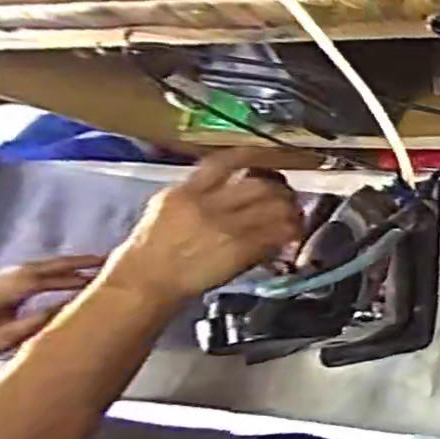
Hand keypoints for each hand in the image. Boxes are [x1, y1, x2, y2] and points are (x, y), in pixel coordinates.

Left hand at [0, 255, 105, 383]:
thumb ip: (34, 324)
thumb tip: (73, 308)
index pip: (34, 281)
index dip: (70, 278)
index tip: (101, 278)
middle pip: (30, 269)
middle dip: (68, 263)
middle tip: (104, 259)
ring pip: (22, 272)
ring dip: (56, 267)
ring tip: (87, 267)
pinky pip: (16, 280)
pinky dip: (43, 276)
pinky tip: (56, 281)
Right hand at [98, 150, 303, 306]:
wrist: (146, 283)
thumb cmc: (156, 249)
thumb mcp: (167, 210)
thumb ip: (201, 193)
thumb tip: (242, 183)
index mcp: (184, 193)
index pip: (223, 163)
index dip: (255, 156)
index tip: (275, 157)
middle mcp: (205, 205)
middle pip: (261, 184)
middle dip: (282, 191)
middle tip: (287, 199)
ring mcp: (226, 226)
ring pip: (278, 206)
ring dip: (293, 211)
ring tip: (292, 217)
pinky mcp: (242, 247)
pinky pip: (281, 231)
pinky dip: (293, 231)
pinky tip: (291, 235)